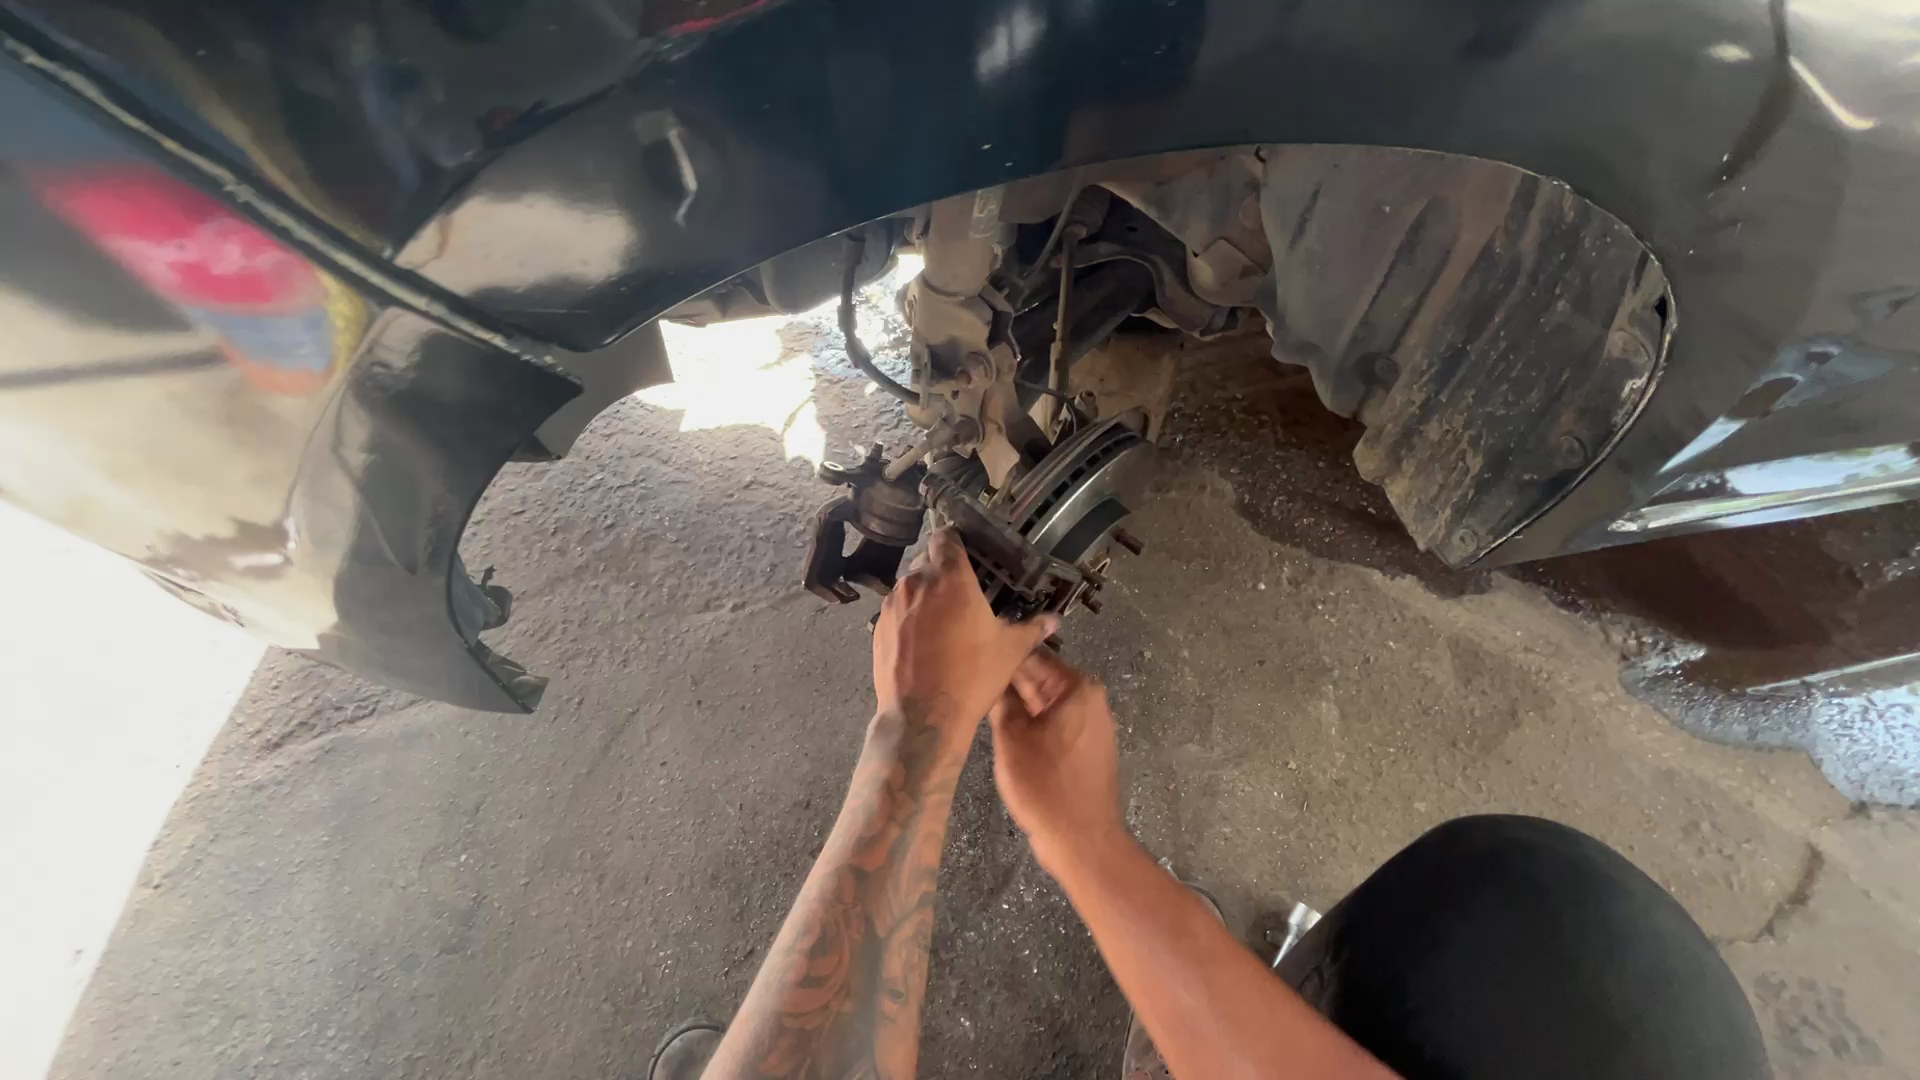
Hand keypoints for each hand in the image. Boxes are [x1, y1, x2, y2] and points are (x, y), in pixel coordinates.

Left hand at [872, 528, 1058, 744]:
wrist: (923, 716)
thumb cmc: (971, 677)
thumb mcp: (1010, 651)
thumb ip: (1031, 629)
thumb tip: (1053, 621)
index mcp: (951, 578)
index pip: (946, 538)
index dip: (956, 542)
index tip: (966, 554)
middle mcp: (917, 583)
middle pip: (927, 561)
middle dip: (942, 571)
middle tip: (961, 593)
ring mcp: (893, 604)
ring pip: (909, 585)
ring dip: (924, 594)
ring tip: (942, 619)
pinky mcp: (878, 627)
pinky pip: (896, 610)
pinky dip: (908, 616)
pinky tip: (923, 640)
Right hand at [989, 649, 1125, 867]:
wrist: (1082, 841)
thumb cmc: (1045, 784)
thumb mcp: (1011, 738)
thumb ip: (1003, 701)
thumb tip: (994, 677)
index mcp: (1078, 689)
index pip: (1035, 657)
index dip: (1004, 654)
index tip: (976, 651)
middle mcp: (1090, 700)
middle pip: (1043, 679)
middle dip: (1011, 679)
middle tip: (971, 676)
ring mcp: (1091, 725)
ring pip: (1047, 703)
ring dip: (1019, 702)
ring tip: (980, 697)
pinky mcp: (1086, 748)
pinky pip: (1054, 724)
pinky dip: (1032, 722)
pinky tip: (1003, 724)